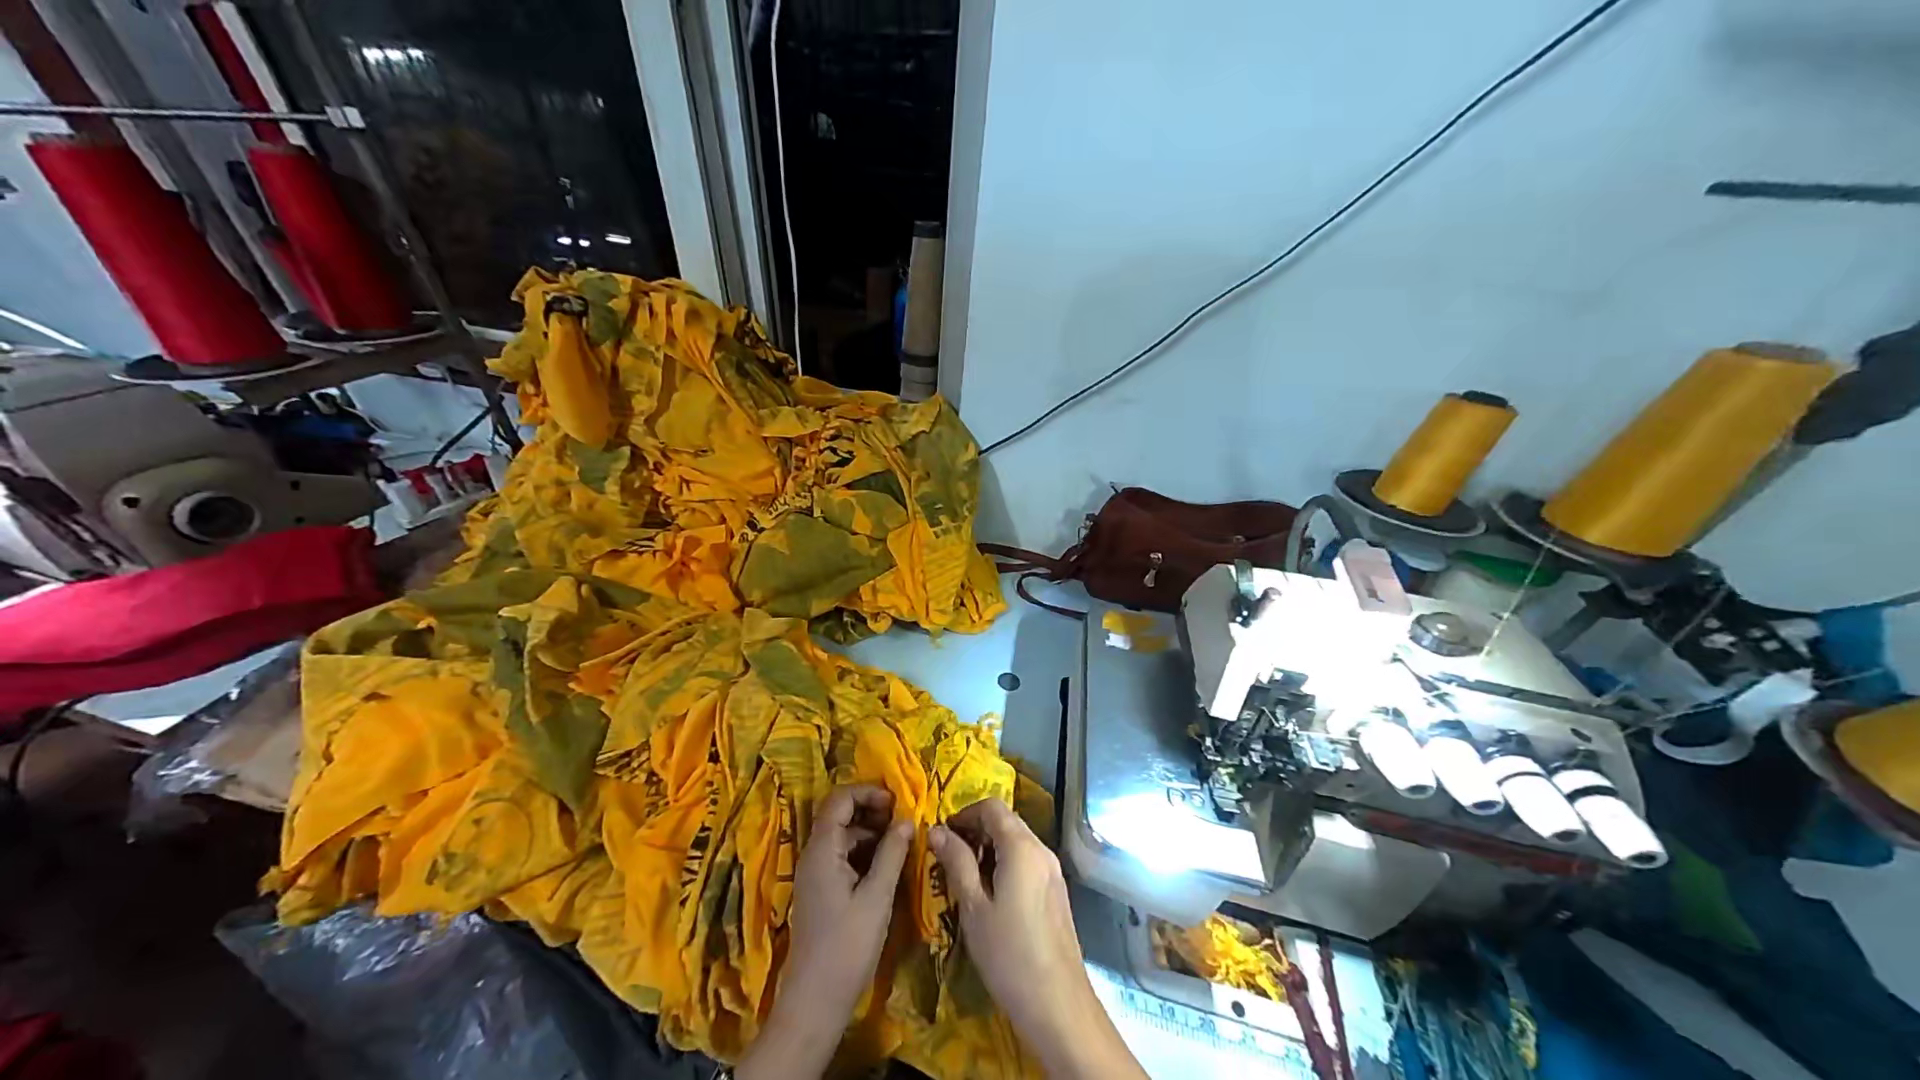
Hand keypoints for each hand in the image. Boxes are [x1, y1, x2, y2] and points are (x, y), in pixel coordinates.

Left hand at [738, 785, 910, 1079]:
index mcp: (822, 850)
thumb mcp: (877, 897)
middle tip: (904, 820)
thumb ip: (891, 854)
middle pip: (839, 815)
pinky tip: (886, 866)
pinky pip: (841, 857)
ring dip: (870, 832)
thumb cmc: (847, 946)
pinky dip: (864, 852)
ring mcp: (814, 874)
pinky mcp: (820, 891)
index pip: (839, 800)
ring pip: (841, 837)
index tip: (897, 801)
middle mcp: (813, 855)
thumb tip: (907, 820)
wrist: (815, 1000)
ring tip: (901, 842)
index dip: (867, 792)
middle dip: (871, 810)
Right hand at [930, 799, 1145, 1079]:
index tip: (942, 836)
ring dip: (989, 848)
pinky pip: (1027, 861)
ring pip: (1017, 841)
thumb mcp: (973, 907)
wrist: (1058, 1005)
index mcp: (1022, 848)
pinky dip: (1005, 863)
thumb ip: (956, 862)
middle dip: (975, 830)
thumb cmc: (1009, 954)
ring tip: (964, 878)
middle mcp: (1042, 851)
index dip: (963, 813)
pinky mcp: (1056, 892)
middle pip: (1006, 821)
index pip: (991, 806)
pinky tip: (990, 895)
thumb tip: (936, 830)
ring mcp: (1053, 872)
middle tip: (948, 856)